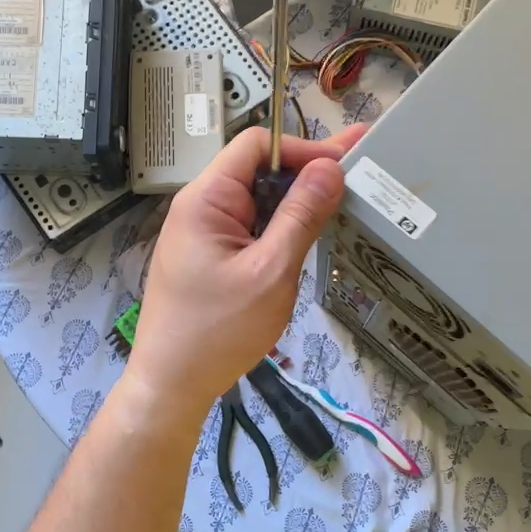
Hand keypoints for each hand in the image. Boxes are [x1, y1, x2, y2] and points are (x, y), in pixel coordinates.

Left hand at [126, 122, 369, 409]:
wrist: (172, 384)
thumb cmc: (217, 332)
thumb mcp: (270, 273)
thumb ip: (301, 218)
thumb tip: (329, 170)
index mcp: (205, 200)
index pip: (256, 146)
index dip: (302, 149)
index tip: (344, 165)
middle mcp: (201, 208)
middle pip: (257, 171)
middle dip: (306, 172)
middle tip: (359, 172)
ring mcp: (204, 234)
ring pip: (257, 202)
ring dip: (296, 203)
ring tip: (343, 203)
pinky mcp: (210, 258)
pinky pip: (251, 229)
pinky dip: (281, 228)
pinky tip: (310, 234)